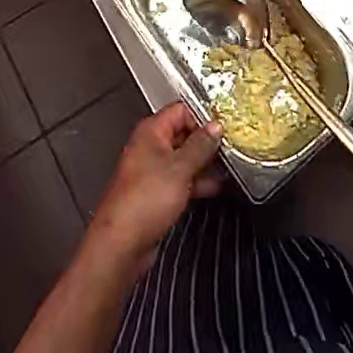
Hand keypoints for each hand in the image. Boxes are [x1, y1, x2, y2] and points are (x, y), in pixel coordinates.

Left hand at [87, 103, 221, 265]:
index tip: (223, 125)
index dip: (203, 115)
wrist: (123, 242)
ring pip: (185, 158)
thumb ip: (201, 145)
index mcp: (151, 133)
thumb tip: (214, 128)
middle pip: (184, 133)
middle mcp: (150, 148)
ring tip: (227, 165)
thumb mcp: (180, 167)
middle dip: (207, 140)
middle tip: (229, 145)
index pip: (181, 110)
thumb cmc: (142, 202)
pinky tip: (214, 186)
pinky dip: (198, 181)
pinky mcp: (157, 192)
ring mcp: (153, 170)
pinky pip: (182, 179)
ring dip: (205, 162)